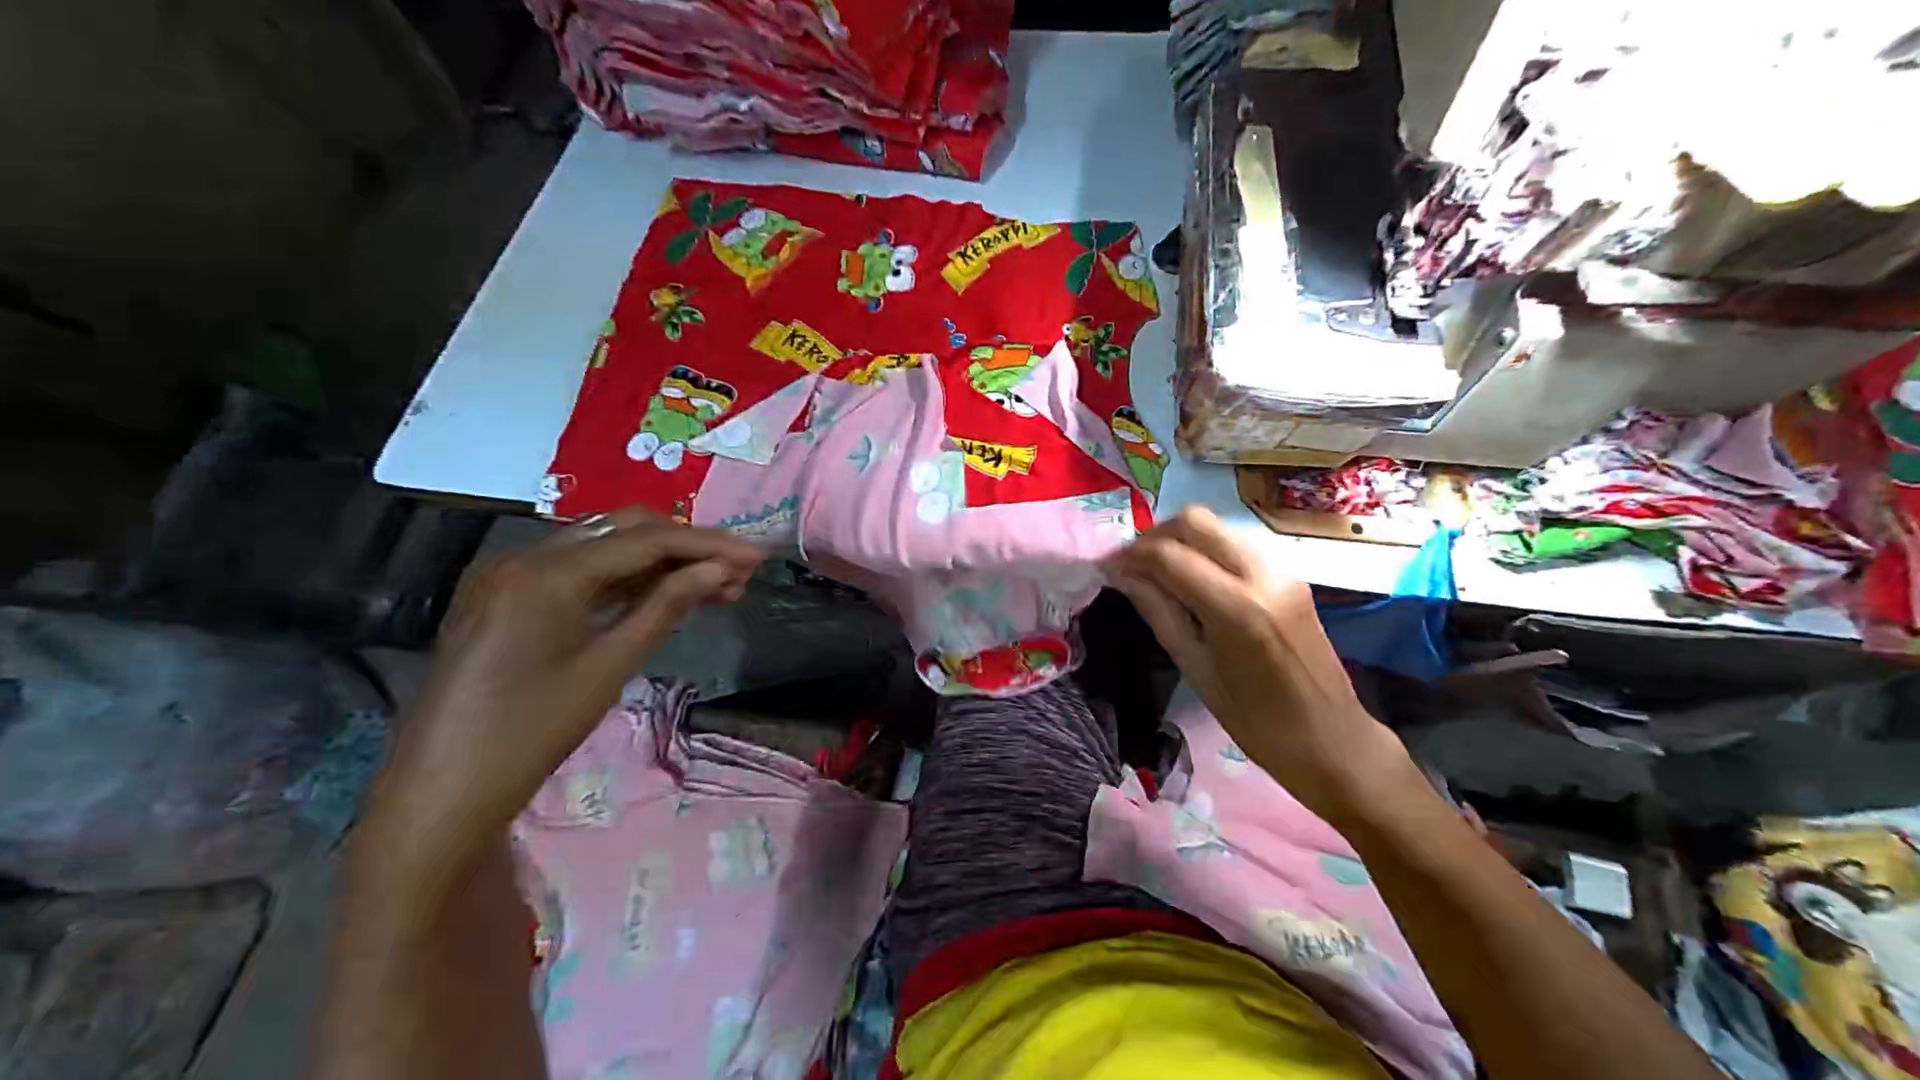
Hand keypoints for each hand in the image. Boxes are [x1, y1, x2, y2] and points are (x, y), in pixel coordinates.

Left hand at [368, 509, 766, 866]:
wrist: (442, 792)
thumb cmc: (531, 733)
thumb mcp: (609, 667)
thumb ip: (666, 607)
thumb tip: (721, 570)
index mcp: (547, 573)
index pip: (645, 540)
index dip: (707, 545)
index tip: (757, 557)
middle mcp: (524, 557)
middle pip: (623, 531)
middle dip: (686, 546)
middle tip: (739, 571)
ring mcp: (510, 575)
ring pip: (603, 549)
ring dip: (660, 561)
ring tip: (716, 585)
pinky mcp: (507, 598)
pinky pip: (577, 572)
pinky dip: (624, 579)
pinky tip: (664, 593)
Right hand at [1105, 506, 1416, 819]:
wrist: (1336, 742)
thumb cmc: (1259, 725)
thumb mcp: (1198, 672)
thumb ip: (1160, 614)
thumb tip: (1122, 576)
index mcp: (1238, 609)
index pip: (1169, 556)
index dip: (1130, 556)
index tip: (1105, 567)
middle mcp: (1264, 575)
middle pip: (1196, 521)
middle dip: (1154, 536)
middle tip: (1130, 566)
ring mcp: (1282, 571)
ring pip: (1217, 526)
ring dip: (1180, 540)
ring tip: (1154, 573)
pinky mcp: (1290, 576)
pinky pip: (1236, 544)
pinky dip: (1205, 550)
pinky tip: (1190, 580)